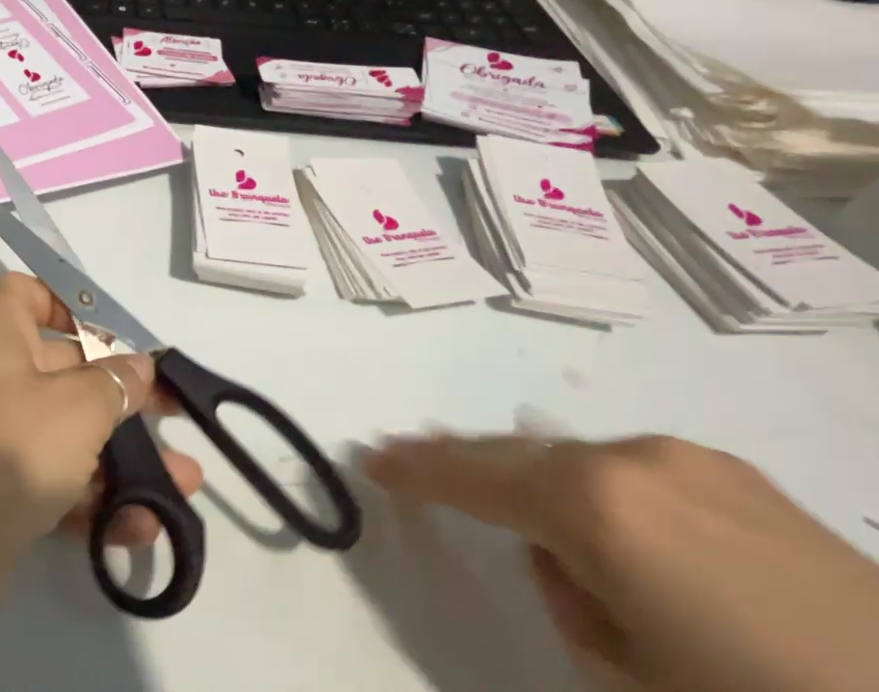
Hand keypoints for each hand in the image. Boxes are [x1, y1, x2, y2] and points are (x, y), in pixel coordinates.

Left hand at [0, 272, 203, 550]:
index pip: (23, 293)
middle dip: (121, 394)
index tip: (113, 332)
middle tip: (174, 414)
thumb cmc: (9, 442)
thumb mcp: (77, 404)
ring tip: (184, 482)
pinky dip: (96, 502)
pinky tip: (143, 525)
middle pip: (62, 370)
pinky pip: (54, 487)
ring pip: (66, 436)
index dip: (65, 302)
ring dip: (123, 458)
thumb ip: (114, 382)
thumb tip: (137, 364)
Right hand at [365, 433, 878, 691]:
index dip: (416, 470)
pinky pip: (637, 471)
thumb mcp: (619, 667)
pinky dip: (596, 485)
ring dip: (535, 474)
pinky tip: (597, 513)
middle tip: (411, 459)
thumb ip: (567, 594)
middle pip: (521, 453)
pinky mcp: (749, 484)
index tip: (370, 458)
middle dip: (464, 459)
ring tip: (501, 493)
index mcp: (596, 503)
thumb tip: (567, 557)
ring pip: (580, 458)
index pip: (475, 476)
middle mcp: (639, 461)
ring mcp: (700, 465)